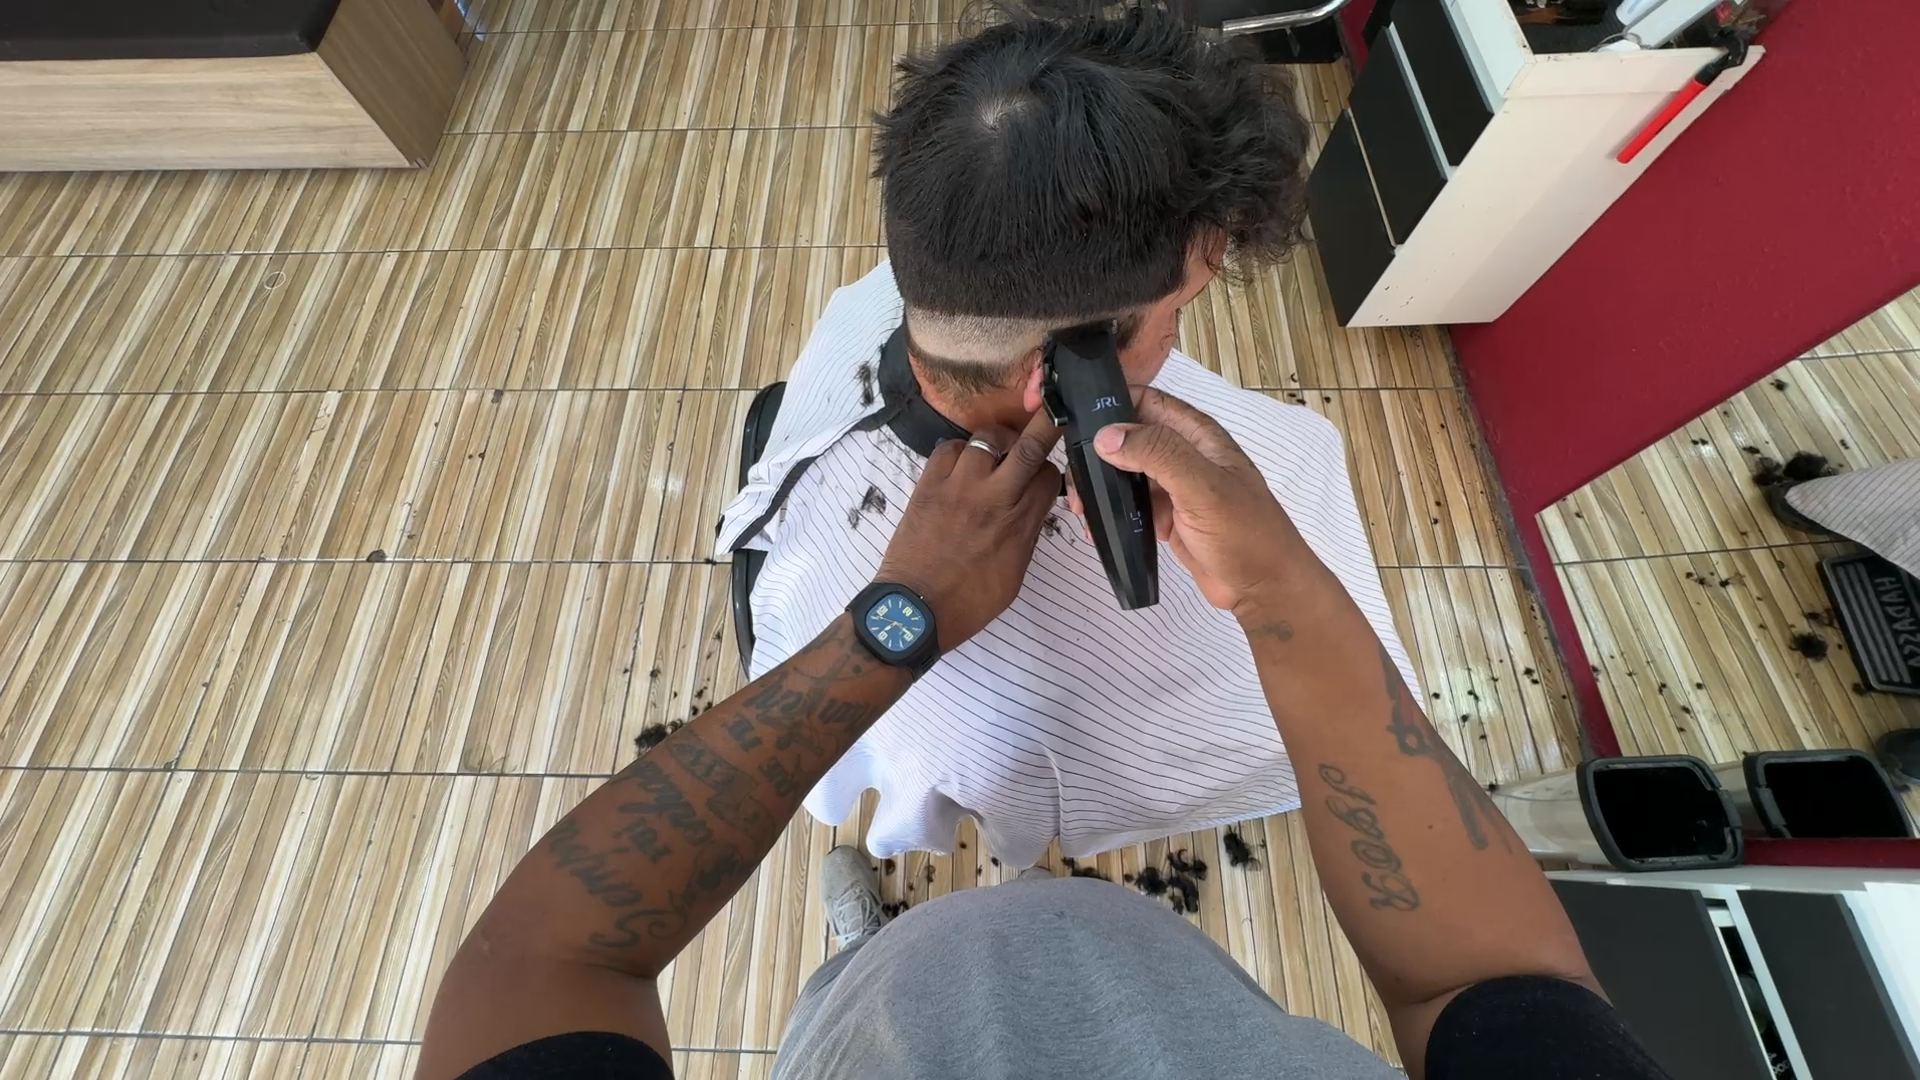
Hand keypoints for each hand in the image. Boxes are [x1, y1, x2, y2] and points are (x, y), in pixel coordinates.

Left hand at [876, 409, 1062, 651]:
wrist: (915, 610)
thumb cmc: (970, 602)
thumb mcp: (1015, 573)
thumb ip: (1026, 533)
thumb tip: (1031, 505)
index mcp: (1020, 526)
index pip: (1049, 476)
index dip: (1050, 472)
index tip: (1043, 477)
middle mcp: (994, 499)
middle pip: (1029, 446)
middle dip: (1044, 425)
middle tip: (1047, 414)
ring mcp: (959, 488)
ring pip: (987, 438)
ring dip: (995, 442)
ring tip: (991, 455)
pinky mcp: (928, 485)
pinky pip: (948, 449)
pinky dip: (959, 452)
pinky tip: (960, 467)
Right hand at [1086, 387, 1332, 622]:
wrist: (1263, 589)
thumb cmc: (1244, 533)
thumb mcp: (1202, 488)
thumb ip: (1158, 455)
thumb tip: (1106, 436)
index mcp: (1197, 435)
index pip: (1148, 401)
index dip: (1113, 402)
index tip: (1076, 420)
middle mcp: (1183, 454)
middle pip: (1129, 437)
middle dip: (1097, 453)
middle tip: (1076, 480)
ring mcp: (1174, 486)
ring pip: (1125, 473)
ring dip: (1100, 486)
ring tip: (1080, 508)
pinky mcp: (1166, 515)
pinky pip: (1130, 505)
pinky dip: (1110, 513)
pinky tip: (1094, 528)